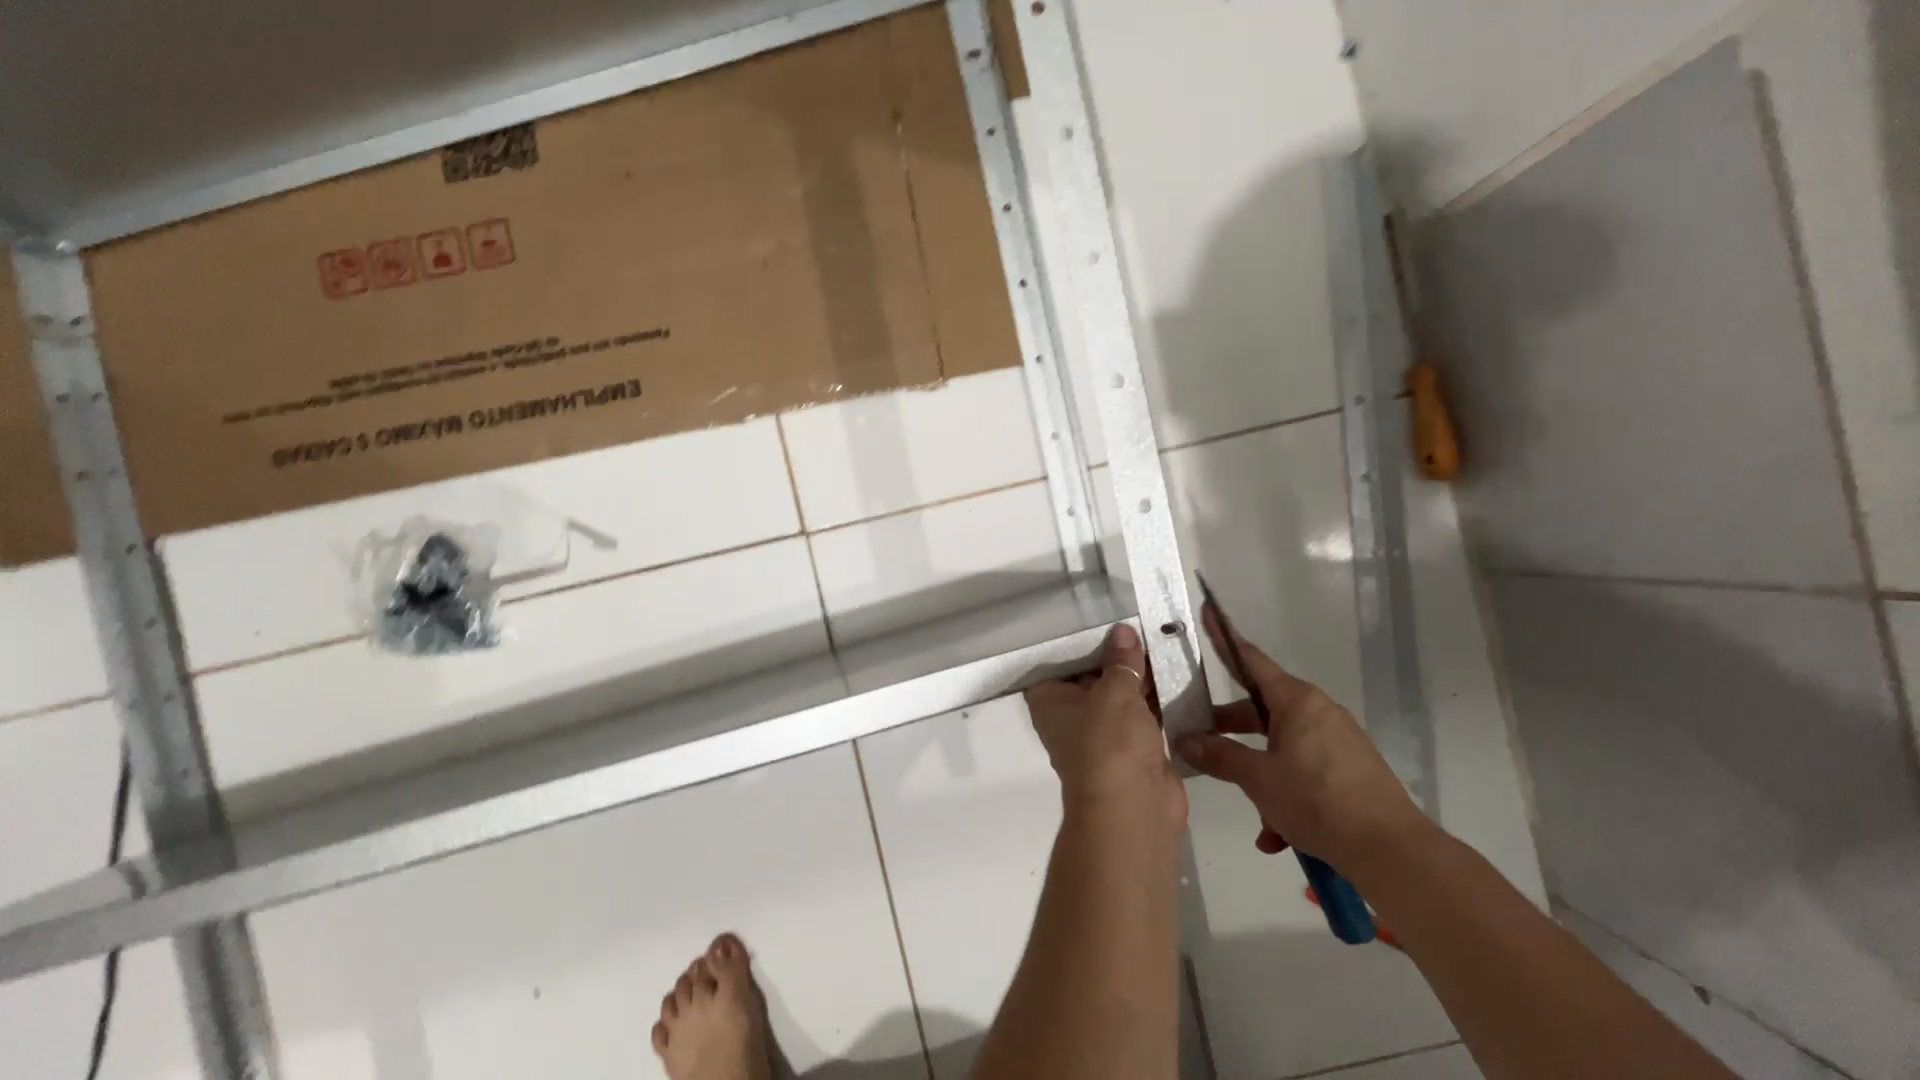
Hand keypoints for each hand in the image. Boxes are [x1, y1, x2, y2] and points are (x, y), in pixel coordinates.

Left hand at [1023, 623, 1186, 826]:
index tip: (1106, 617)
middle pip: (1093, 676)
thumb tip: (1123, 632)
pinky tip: (1177, 671)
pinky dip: (1157, 698)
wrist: (1133, 808)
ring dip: (1142, 676)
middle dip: (1119, 656)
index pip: (1059, 661)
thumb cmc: (1109, 743)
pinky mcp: (1133, 748)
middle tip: (1145, 622)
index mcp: (1050, 701)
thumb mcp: (1114, 693)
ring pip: (1121, 696)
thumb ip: (1121, 662)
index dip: (1082, 641)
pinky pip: (1143, 714)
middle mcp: (1071, 716)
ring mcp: (1103, 734)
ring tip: (1165, 639)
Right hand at [1176, 605, 1432, 873]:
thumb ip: (1220, 756)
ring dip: (1261, 780)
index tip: (1208, 612)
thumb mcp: (1258, 778)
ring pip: (1281, 750)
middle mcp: (1319, 712)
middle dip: (1231, 734)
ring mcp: (1337, 742)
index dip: (1225, 639)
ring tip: (1257, 821)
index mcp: (1297, 701)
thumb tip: (1186, 741)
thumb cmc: (1317, 800)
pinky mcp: (1349, 770)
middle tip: (1199, 744)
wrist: (1389, 849)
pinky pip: (1304, 774)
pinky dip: (1287, 798)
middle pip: (1261, 712)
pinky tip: (1278, 836)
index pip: (1251, 660)